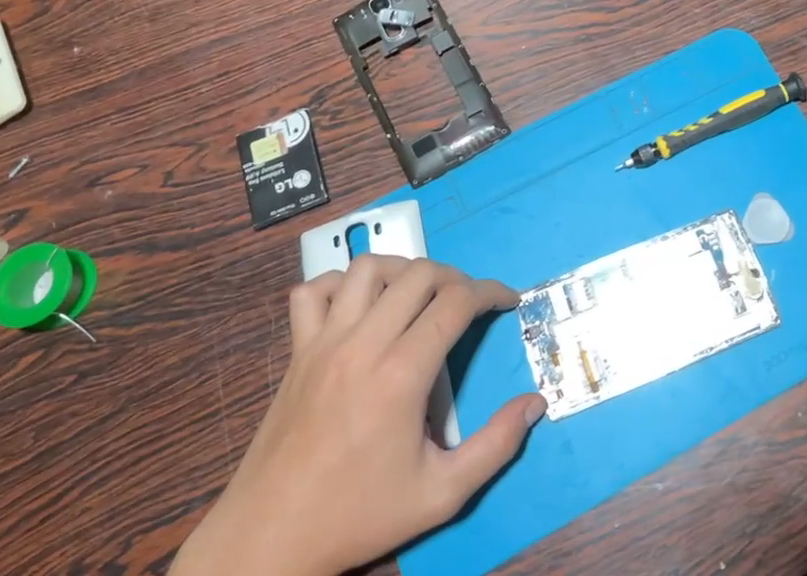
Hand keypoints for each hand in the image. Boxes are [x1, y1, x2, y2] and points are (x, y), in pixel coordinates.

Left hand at [173, 257, 546, 575]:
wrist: (270, 537)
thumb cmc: (359, 515)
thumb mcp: (442, 494)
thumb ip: (497, 445)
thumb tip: (536, 403)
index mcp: (402, 374)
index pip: (456, 302)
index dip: (491, 292)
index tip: (508, 302)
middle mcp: (363, 344)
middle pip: (419, 273)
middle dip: (456, 277)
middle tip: (471, 304)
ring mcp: (323, 343)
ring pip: (367, 269)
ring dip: (403, 270)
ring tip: (420, 297)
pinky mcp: (296, 351)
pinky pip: (313, 292)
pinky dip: (340, 285)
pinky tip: (360, 306)